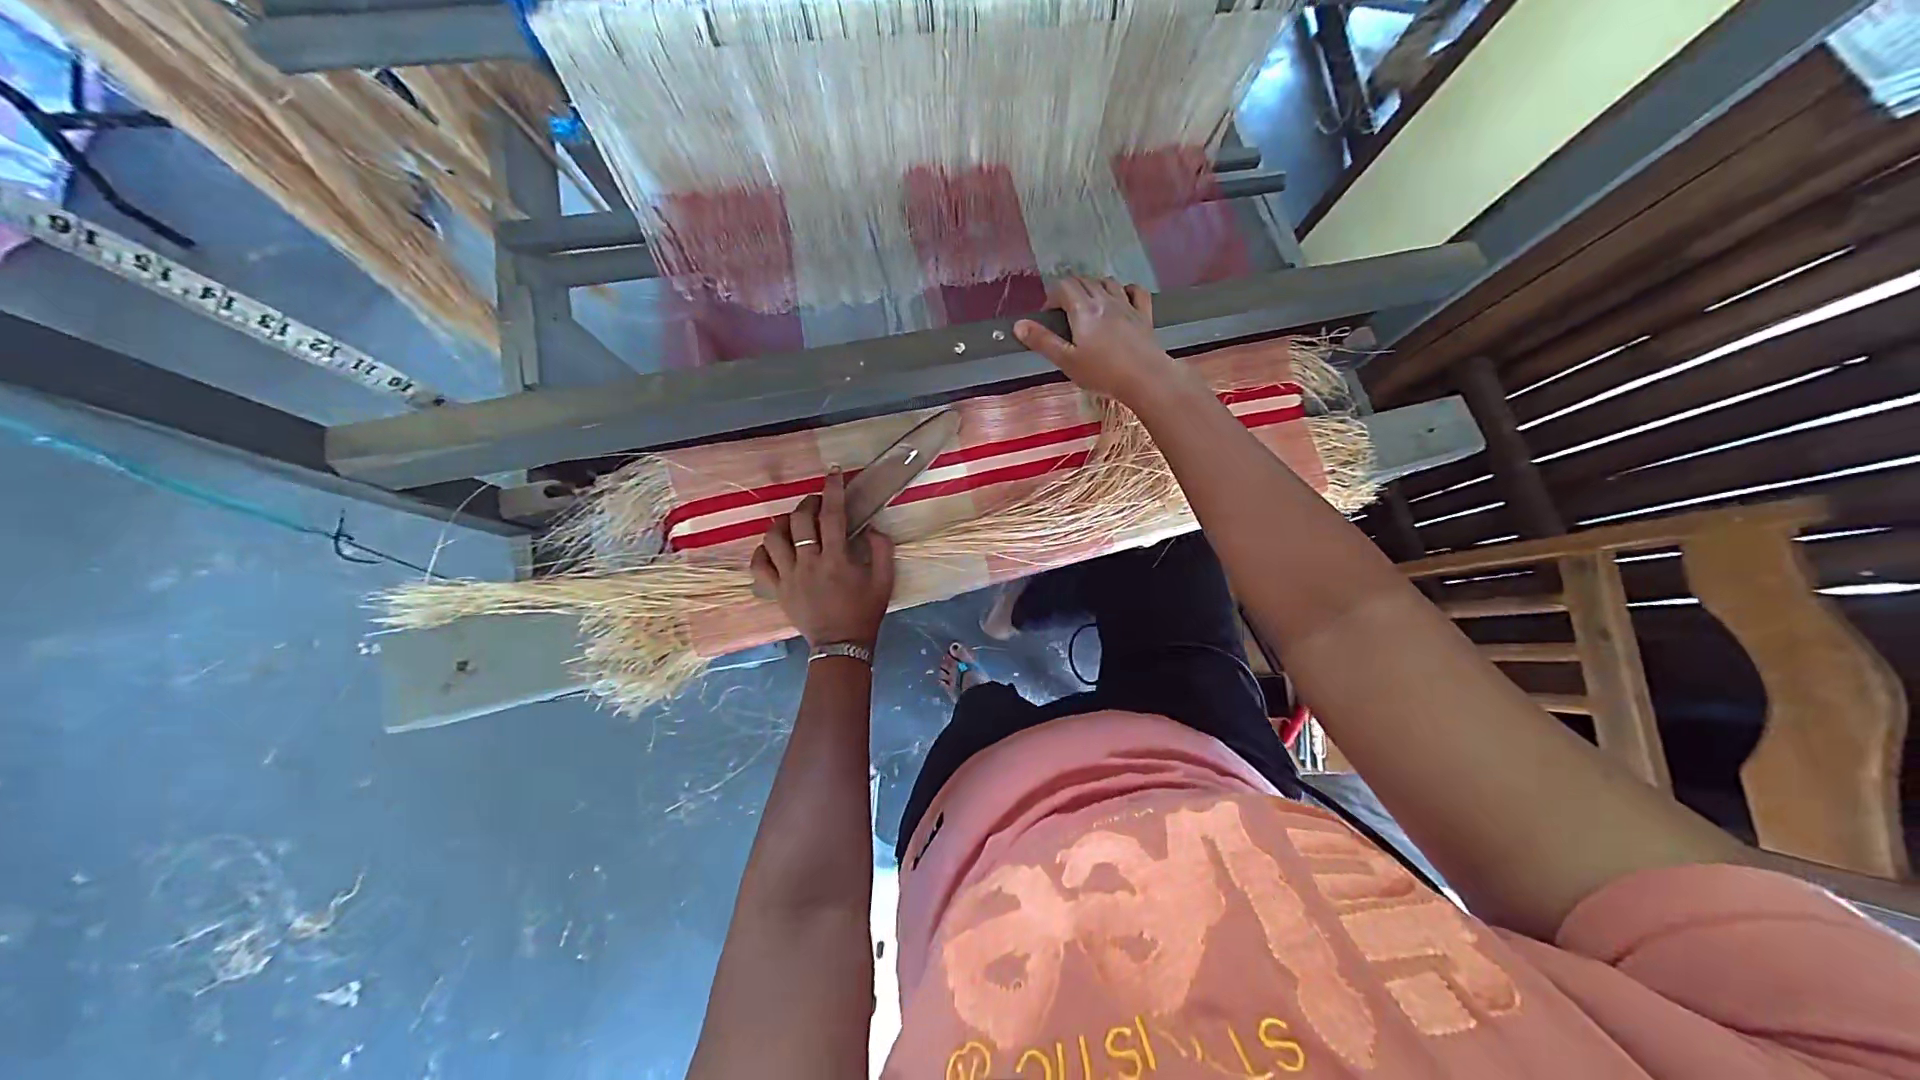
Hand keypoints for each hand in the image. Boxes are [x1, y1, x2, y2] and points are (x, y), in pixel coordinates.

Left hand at [749, 468, 895, 648]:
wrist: (841, 645)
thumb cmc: (865, 612)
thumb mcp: (885, 580)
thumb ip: (881, 549)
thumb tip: (870, 527)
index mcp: (836, 560)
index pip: (832, 515)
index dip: (832, 490)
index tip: (833, 473)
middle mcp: (808, 564)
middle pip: (799, 521)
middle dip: (808, 503)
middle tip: (817, 503)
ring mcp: (788, 577)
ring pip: (774, 538)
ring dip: (783, 523)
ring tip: (794, 522)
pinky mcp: (777, 590)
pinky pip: (759, 564)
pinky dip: (763, 550)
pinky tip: (774, 546)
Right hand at [1013, 276, 1192, 404]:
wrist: (1145, 378)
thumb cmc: (1103, 373)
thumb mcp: (1067, 361)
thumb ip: (1043, 341)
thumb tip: (1019, 324)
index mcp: (1084, 309)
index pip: (1064, 286)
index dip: (1052, 296)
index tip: (1049, 315)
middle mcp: (1105, 300)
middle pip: (1084, 280)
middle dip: (1070, 289)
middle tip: (1064, 311)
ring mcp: (1127, 305)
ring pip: (1108, 281)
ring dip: (1094, 286)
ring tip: (1087, 303)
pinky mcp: (1144, 314)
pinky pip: (1136, 290)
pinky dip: (1126, 289)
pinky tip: (1122, 296)